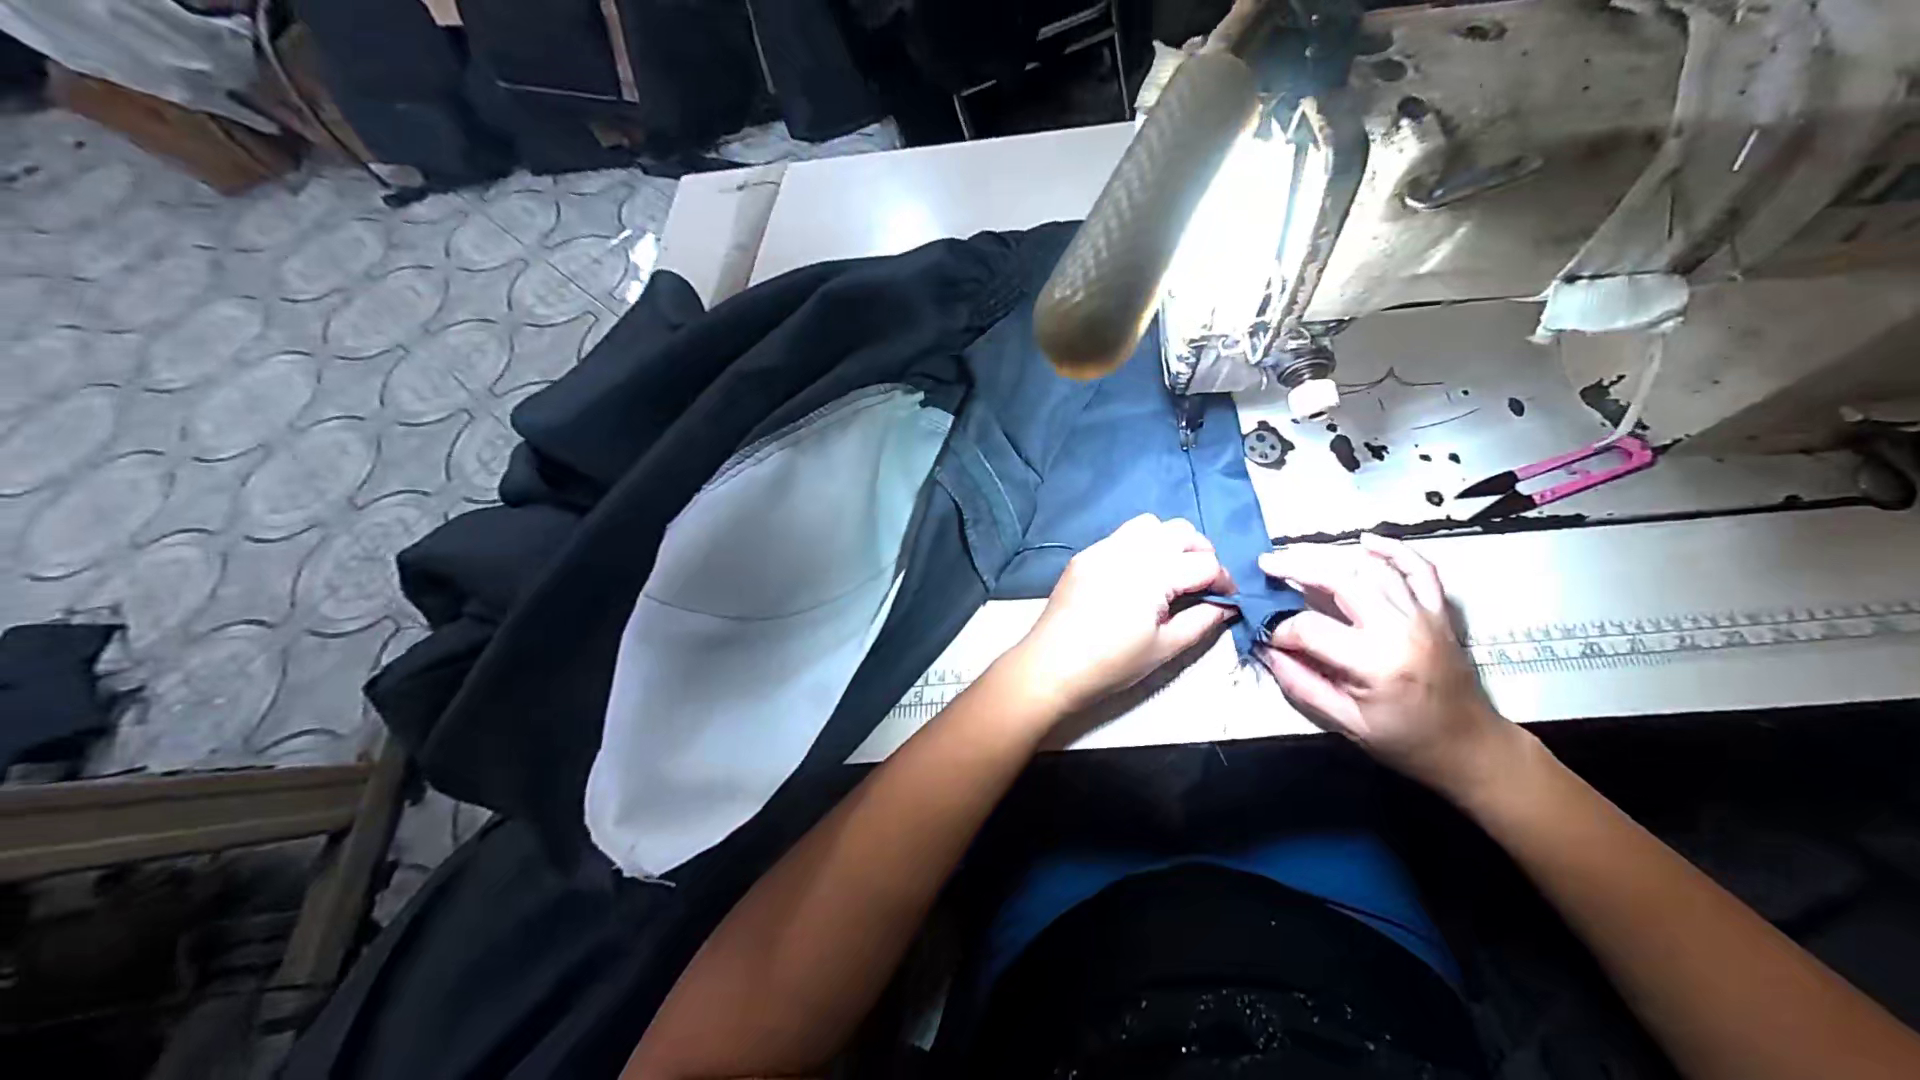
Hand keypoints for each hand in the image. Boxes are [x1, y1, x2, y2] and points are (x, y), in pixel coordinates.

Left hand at [1005, 514, 1237, 715]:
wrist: (1051, 666)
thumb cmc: (1111, 664)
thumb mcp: (1165, 648)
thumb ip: (1202, 620)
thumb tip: (1227, 605)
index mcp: (1154, 574)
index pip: (1204, 563)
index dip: (1223, 580)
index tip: (1226, 597)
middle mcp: (1130, 551)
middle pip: (1181, 532)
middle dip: (1200, 552)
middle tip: (1202, 582)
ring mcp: (1103, 548)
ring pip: (1150, 525)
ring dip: (1170, 542)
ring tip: (1172, 572)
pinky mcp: (1085, 555)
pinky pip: (1122, 535)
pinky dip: (1141, 545)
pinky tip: (1139, 574)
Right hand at [1255, 533, 1525, 799]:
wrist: (1471, 748)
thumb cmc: (1406, 742)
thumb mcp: (1345, 723)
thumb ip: (1301, 683)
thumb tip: (1266, 651)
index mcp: (1374, 662)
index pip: (1310, 628)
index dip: (1282, 631)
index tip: (1270, 641)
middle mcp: (1400, 628)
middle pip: (1340, 581)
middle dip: (1296, 568)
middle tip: (1266, 564)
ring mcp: (1423, 615)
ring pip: (1372, 569)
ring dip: (1331, 557)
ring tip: (1299, 556)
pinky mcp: (1439, 612)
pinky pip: (1420, 570)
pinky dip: (1394, 551)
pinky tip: (1366, 542)